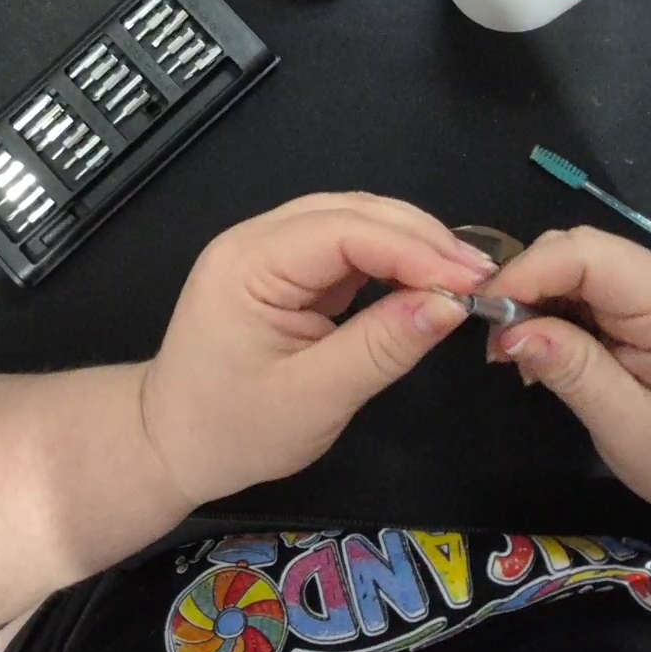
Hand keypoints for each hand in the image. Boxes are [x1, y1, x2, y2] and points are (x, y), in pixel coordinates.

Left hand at [140, 193, 496, 506]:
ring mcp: (267, 249)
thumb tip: (451, 305)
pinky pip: (342, 246)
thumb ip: (382, 346)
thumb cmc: (233, 428)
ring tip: (462, 273)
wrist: (171, 440)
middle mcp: (256, 239)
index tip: (474, 280)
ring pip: (349, 220)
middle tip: (480, 274)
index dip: (414, 249)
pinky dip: (387, 258)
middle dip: (418, 236)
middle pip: (348, 211)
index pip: (343, 231)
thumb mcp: (314, 397)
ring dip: (408, 241)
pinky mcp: (282, 267)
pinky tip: (421, 277)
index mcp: (249, 262)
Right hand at [481, 227, 650, 537]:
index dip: (527, 271)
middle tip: (497, 346)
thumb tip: (507, 332)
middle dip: (524, 285)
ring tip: (520, 358)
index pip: (586, 253)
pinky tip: (550, 354)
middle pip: (575, 250)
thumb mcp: (638, 435)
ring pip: (575, 266)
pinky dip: (556, 313)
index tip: (484, 314)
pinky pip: (589, 289)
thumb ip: (575, 375)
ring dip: (536, 302)